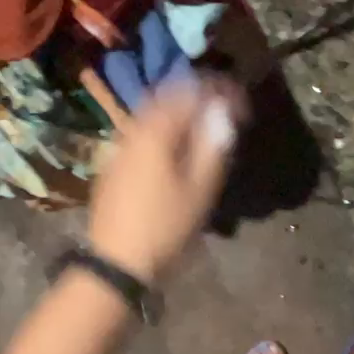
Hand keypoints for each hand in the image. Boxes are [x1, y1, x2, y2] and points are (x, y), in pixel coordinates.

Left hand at [85, 77, 247, 284]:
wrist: (116, 262)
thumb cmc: (165, 228)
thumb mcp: (198, 191)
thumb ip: (212, 148)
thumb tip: (223, 114)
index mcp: (156, 132)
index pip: (189, 93)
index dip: (217, 91)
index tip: (241, 101)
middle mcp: (133, 130)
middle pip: (166, 99)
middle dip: (196, 97)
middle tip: (222, 108)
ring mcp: (118, 148)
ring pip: (151, 117)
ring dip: (179, 115)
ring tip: (203, 129)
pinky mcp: (112, 167)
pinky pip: (142, 135)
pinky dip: (164, 132)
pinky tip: (175, 151)